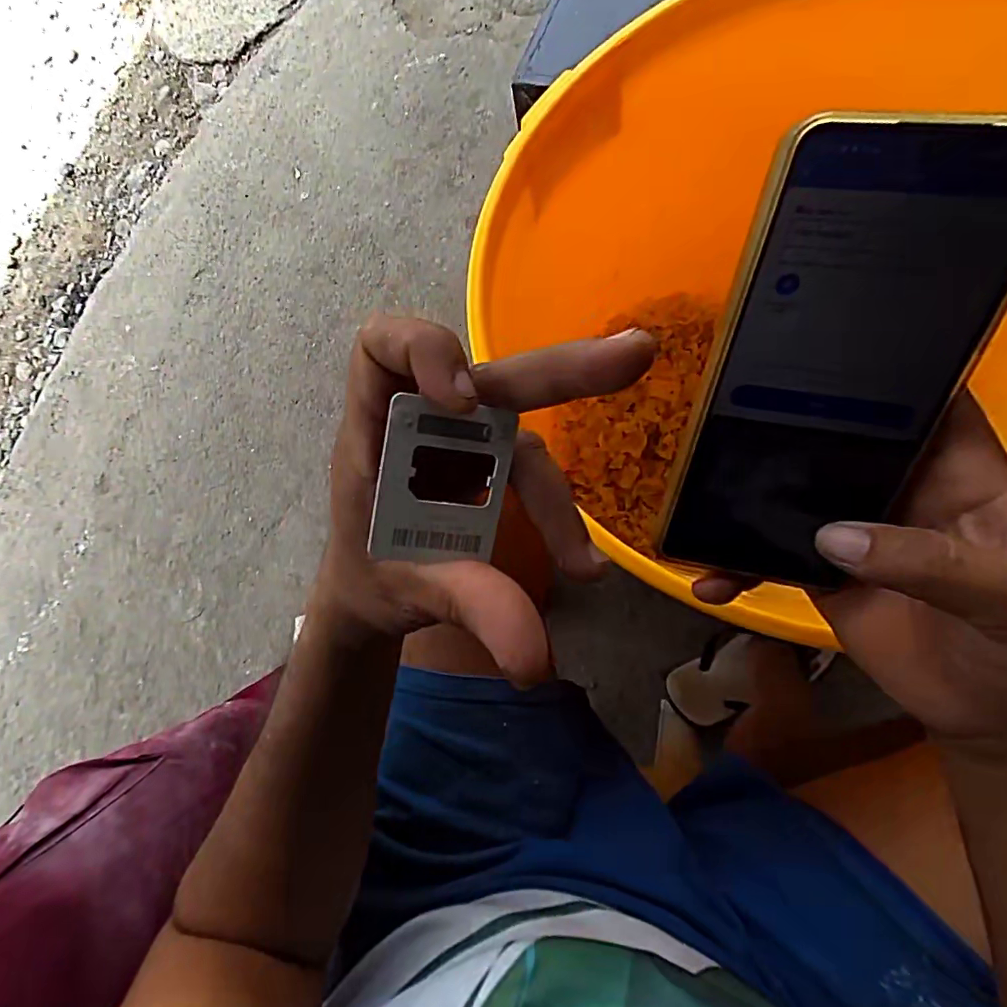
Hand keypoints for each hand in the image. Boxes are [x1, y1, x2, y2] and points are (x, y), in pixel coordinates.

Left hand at [311, 315, 655, 685]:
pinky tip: (580, 565)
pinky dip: (557, 518)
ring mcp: (467, 443)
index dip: (424, 349)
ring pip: (525, 438)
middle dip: (562, 369)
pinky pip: (534, 477)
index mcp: (375, 429)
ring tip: (580, 566)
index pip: (383, 347)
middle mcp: (427, 422)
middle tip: (635, 356)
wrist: (373, 598)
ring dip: (555, 498)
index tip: (463, 402)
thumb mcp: (408, 589)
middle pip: (492, 376)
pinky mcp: (494, 469)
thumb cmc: (370, 578)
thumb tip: (536, 660)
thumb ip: (470, 608)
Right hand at [693, 395, 1006, 745]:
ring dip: (751, 500)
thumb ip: (944, 566)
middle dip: (792, 428)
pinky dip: (741, 565)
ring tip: (700, 500)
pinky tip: (711, 579)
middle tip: (727, 421)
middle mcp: (905, 493)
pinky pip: (776, 558)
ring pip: (797, 497)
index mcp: (966, 475)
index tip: (820, 360)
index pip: (927, 403)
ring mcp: (861, 536)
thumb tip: (834, 537)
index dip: (886, 373)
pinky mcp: (827, 578)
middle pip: (843, 440)